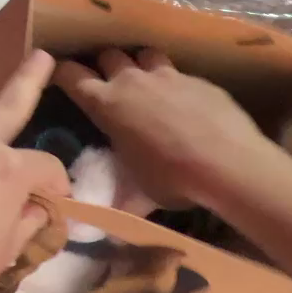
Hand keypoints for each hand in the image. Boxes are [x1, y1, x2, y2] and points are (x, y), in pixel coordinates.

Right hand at [52, 48, 282, 209]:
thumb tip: (104, 238)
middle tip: (109, 82)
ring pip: (145, 54)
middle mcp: (131, 81)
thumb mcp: (136, 192)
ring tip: (148, 84)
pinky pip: (182, 75)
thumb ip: (118, 200)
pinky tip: (189, 106)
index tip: (58, 76)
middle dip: (105, 64)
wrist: (232, 166)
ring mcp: (168, 77)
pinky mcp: (201, 81)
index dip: (60, 72)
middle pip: (108, 55)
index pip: (69, 74)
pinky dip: (178, 85)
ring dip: (141, 65)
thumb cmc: (172, 178)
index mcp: (105, 103)